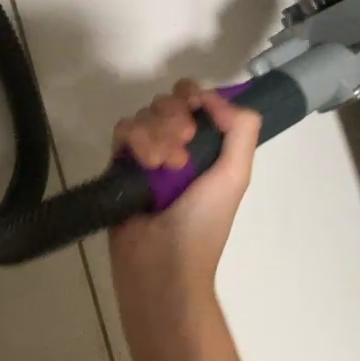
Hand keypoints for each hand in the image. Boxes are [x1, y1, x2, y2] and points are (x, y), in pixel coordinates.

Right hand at [108, 79, 260, 295]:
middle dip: (175, 117)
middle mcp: (176, 147)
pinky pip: (122, 132)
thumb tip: (213, 96)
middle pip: (167, 103)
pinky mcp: (119, 165)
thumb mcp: (235, 177)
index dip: (194, 95)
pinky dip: (135, 141)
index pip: (196, 101)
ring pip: (144, 115)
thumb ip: (240, 130)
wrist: (162, 265)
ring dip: (157, 134)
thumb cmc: (203, 224)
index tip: (195, 106)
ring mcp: (146, 155)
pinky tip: (145, 164)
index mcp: (207, 148)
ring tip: (163, 165)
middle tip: (184, 144)